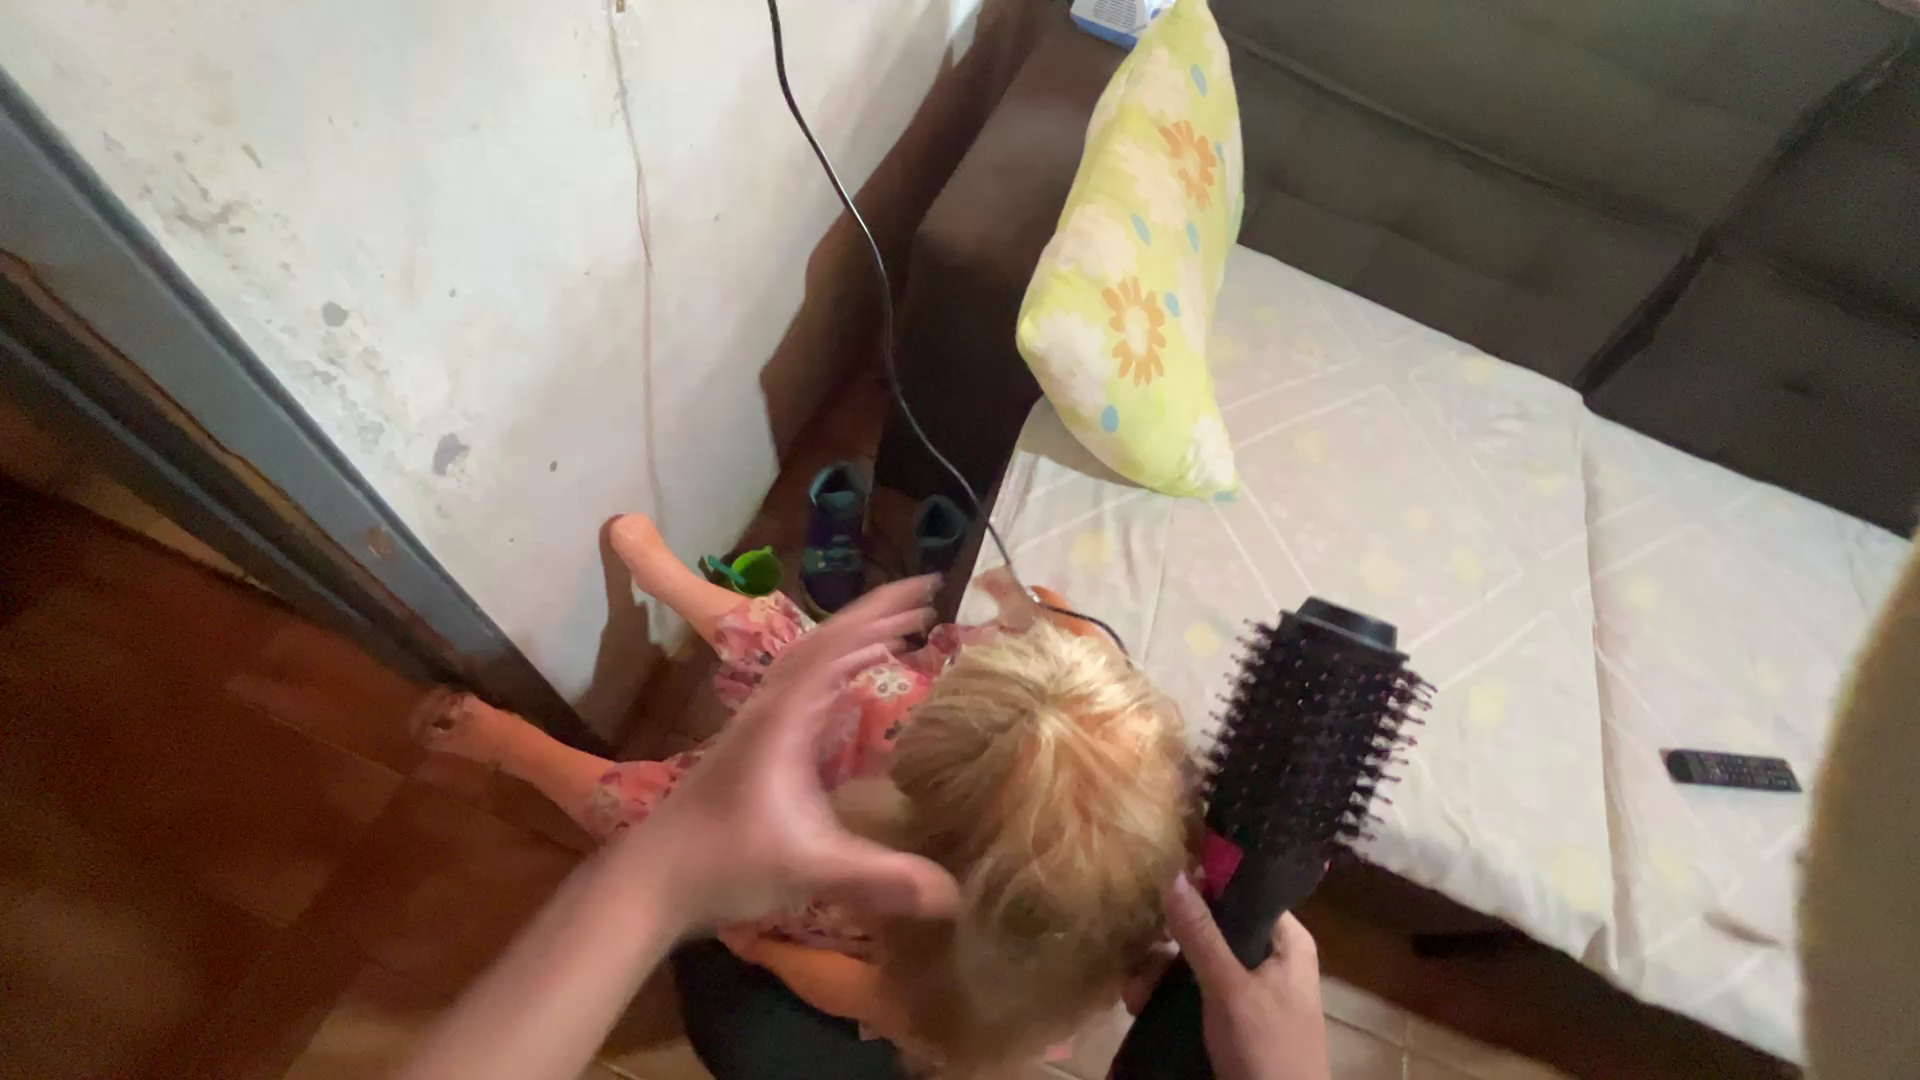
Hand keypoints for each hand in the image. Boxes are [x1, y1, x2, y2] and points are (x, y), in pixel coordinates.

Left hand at [625, 576, 960, 929]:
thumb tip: (954, 895)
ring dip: (856, 638)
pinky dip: (838, 667)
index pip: (838, 642)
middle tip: (926, 604)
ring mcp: (762, 718)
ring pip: (813, 658)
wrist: (651, 878)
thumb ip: (880, 877)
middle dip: (877, 616)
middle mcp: (772, 704)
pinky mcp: (759, 738)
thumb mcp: (809, 868)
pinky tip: (856, 680)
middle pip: (827, 639)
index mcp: (785, 715)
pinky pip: (806, 682)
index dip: (883, 610)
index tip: (926, 589)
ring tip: (901, 632)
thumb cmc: (725, 862)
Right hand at [1127, 876, 1330, 1079]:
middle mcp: (1268, 957)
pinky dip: (1164, 994)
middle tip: (1138, 954)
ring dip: (1158, 972)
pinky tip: (1138, 1004)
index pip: (1242, 891)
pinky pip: (1190, 989)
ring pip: (1194, 958)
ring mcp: (1248, 989)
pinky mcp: (1228, 1017)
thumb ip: (1200, 932)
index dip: (1202, 882)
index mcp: (1285, 941)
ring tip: (1133, 995)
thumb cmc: (1268, 1055)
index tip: (1161, 881)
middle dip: (1168, 941)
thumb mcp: (1229, 990)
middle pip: (1210, 925)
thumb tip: (1173, 872)